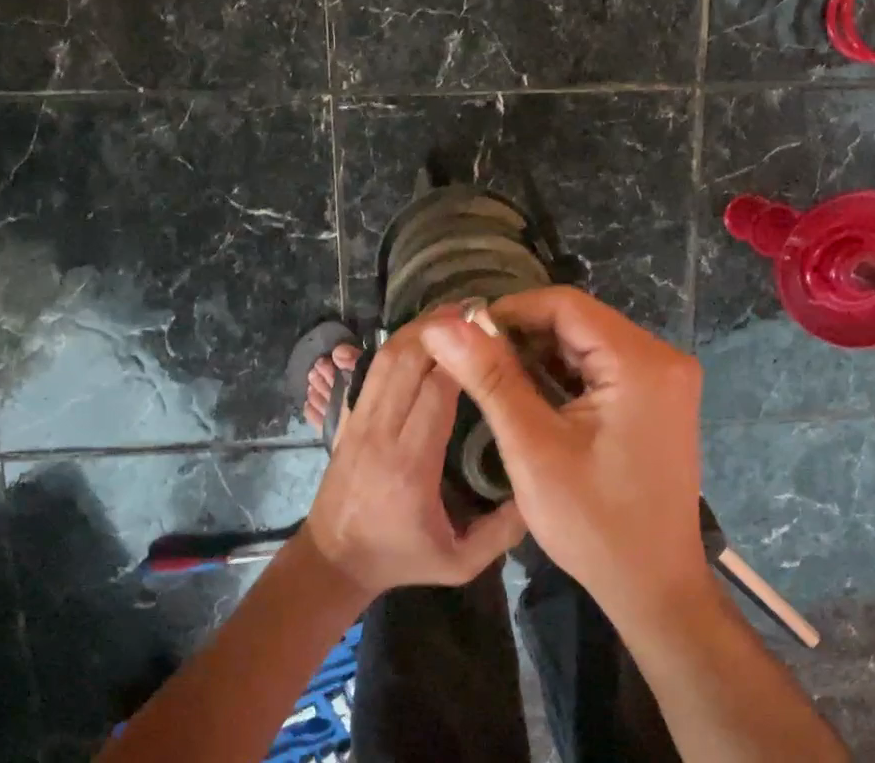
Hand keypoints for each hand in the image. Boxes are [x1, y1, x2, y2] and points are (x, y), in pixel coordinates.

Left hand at [300, 313, 526, 599]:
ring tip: (455, 313)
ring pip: (386, 358)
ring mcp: (360, 421)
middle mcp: (382, 434)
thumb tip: (540, 483)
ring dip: (419, 329)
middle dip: (442, 330)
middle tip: (479, 312)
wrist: (334, 560)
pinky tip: (424, 333)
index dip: (462, 358)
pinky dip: (398, 344)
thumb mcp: (460, 562)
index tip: (493, 337)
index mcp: (411, 467)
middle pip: (408, 362)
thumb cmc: (401, 559)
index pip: (435, 393)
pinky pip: (373, 369)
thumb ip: (503, 531)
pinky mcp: (349, 417)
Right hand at [421, 287, 710, 619]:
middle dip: (524, 335)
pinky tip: (534, 396)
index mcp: (640, 362)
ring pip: (590, 342)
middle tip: (475, 361)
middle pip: (580, 321)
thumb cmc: (593, 523)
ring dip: (543, 355)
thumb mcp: (532, 447)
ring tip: (496, 378)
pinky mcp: (662, 399)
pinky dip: (568, 374)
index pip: (565, 304)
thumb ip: (491, 378)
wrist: (654, 586)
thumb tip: (445, 325)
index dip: (509, 311)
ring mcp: (667, 379)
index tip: (466, 337)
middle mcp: (663, 358)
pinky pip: (606, 366)